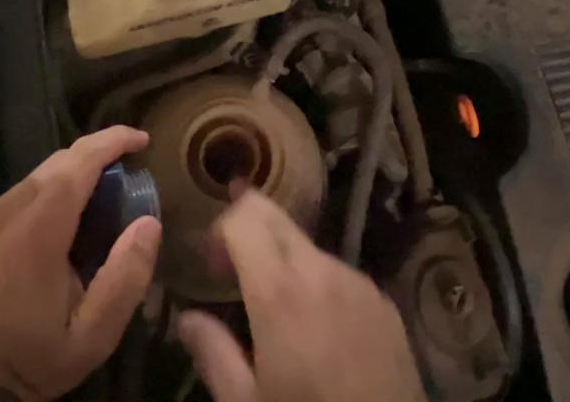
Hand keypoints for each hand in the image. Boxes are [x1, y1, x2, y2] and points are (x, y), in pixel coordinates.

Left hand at [0, 126, 162, 401]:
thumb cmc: (35, 360)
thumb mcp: (94, 336)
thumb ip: (125, 277)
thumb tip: (148, 221)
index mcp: (33, 236)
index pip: (75, 165)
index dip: (110, 142)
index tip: (142, 139)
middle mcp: (3, 215)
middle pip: (58, 162)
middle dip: (98, 154)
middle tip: (132, 170)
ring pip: (39, 173)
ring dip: (75, 171)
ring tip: (106, 192)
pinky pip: (22, 190)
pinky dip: (53, 187)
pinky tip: (70, 213)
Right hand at [177, 190, 423, 401]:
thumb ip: (213, 352)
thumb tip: (187, 319)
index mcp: (281, 291)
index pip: (245, 216)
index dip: (221, 230)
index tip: (212, 267)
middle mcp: (322, 270)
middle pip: (277, 219)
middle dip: (248, 234)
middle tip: (231, 278)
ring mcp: (358, 281)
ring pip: (308, 248)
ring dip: (283, 264)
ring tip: (275, 316)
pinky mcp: (383, 300)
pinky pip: (339, 274)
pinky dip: (317, 286)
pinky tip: (317, 334)